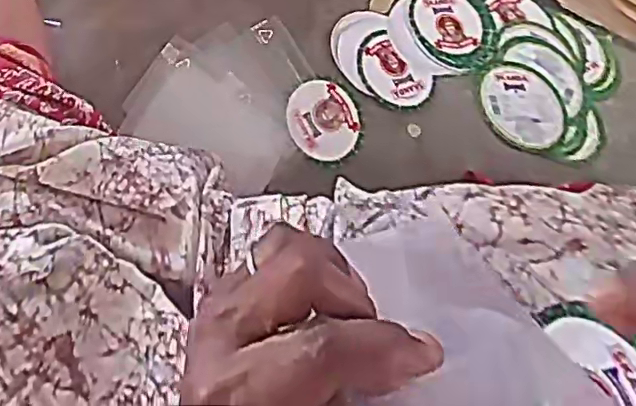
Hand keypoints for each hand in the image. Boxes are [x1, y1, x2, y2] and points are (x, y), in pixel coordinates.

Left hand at [180, 225, 442, 404]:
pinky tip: (320, 304)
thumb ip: (346, 394)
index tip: (420, 353)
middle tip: (380, 333)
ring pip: (281, 245)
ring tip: (351, 310)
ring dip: (327, 271)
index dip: (383, 346)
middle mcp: (220, 335)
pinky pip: (266, 256)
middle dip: (353, 295)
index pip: (322, 346)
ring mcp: (214, 309)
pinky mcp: (218, 299)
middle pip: (301, 269)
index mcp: (236, 388)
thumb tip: (399, 363)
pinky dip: (300, 271)